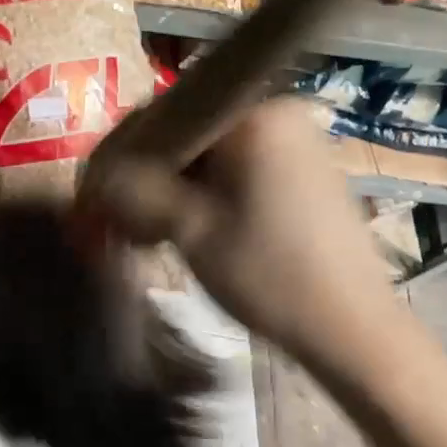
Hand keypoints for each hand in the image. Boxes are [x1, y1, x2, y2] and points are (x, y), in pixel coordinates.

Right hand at [90, 96, 410, 373]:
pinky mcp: (301, 173)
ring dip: (169, 187)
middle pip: (185, 134)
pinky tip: (178, 227)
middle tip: (112, 213)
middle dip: (144, 173)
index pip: (164, 115)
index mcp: (255, 114)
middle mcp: (277, 114)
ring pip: (206, 155)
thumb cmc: (270, 276)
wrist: (354, 333)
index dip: (121, 153)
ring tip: (139, 229)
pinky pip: (234, 169)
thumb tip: (94, 175)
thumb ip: (133, 191)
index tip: (93, 189)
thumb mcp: (188, 230)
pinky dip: (201, 193)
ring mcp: (294, 143)